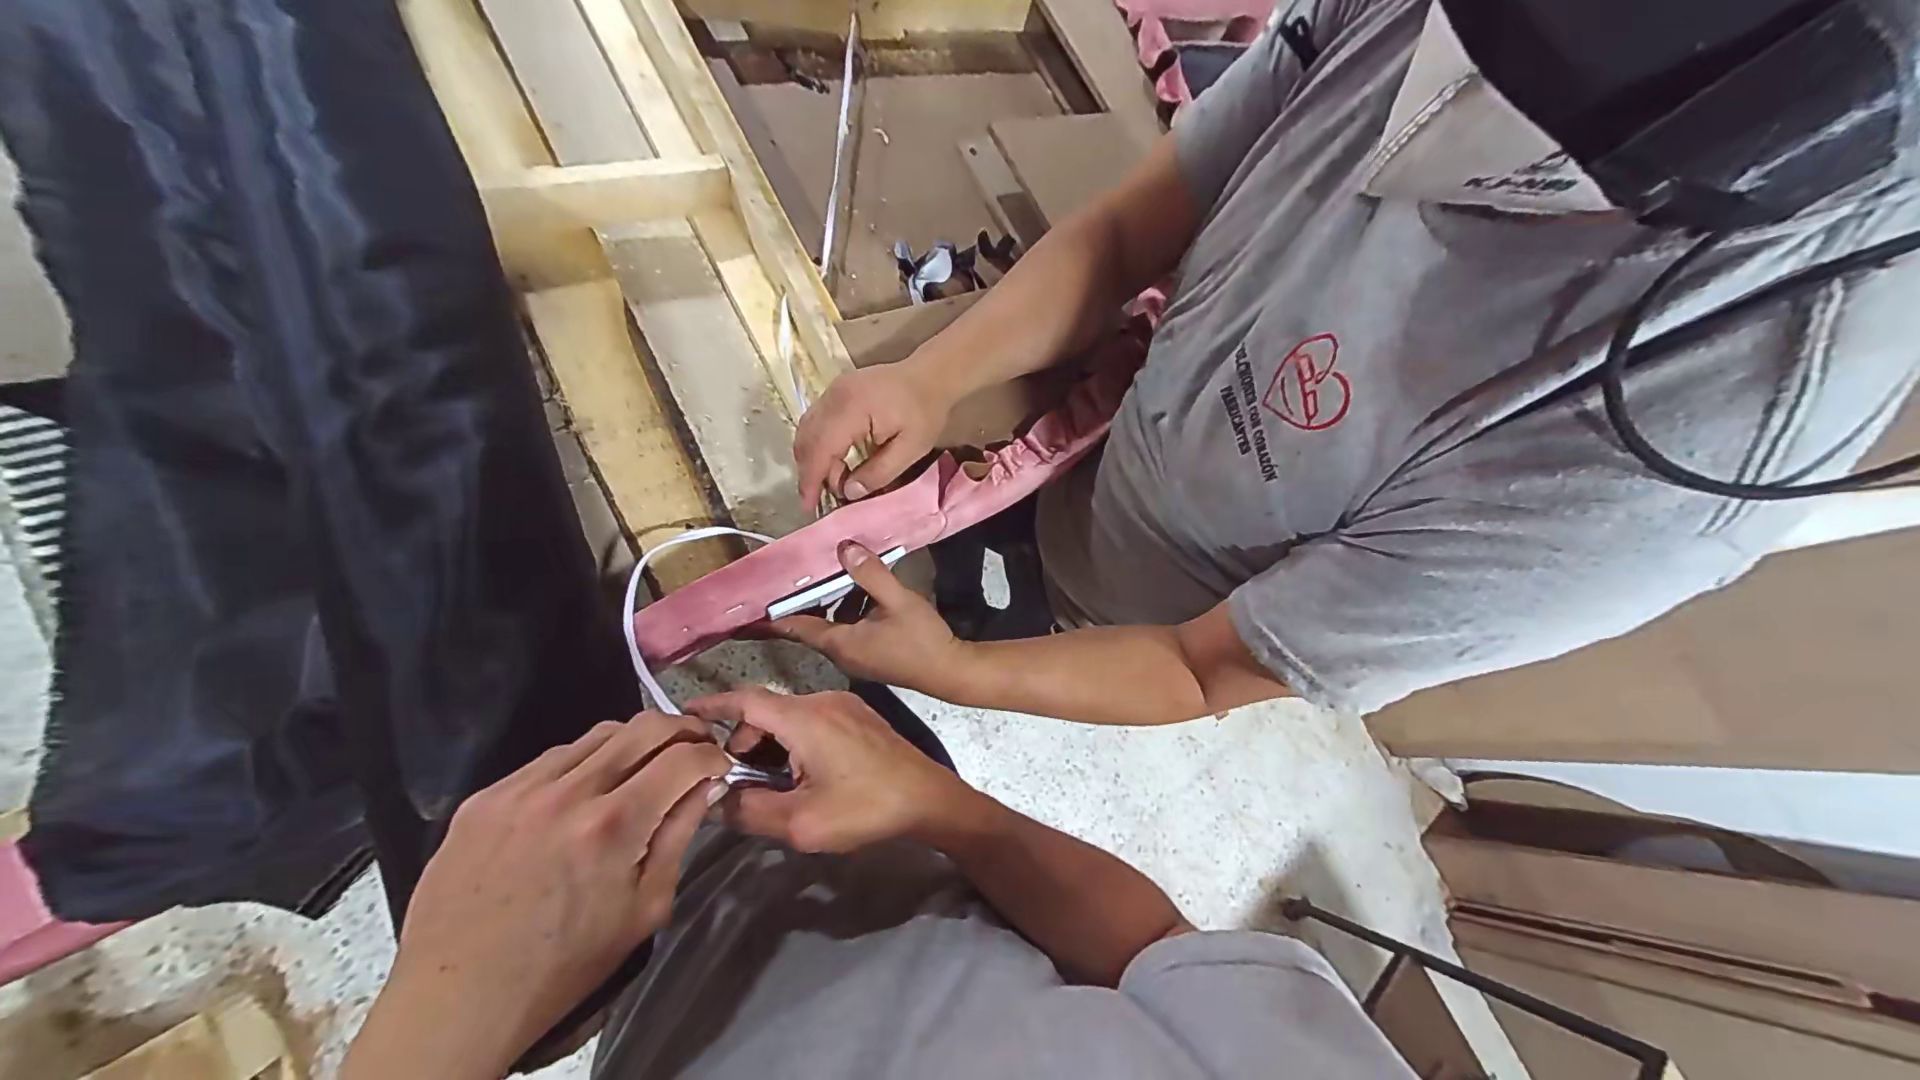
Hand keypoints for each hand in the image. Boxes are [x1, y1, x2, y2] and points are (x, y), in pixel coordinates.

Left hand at [342, 714, 729, 1079]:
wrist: (453, 1002)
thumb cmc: (565, 964)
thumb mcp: (646, 907)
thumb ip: (680, 834)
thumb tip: (706, 785)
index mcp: (612, 826)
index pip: (684, 758)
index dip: (713, 755)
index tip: (720, 766)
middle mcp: (568, 793)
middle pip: (646, 726)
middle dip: (684, 730)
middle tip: (694, 748)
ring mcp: (520, 789)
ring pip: (600, 733)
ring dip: (635, 743)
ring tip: (642, 768)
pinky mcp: (485, 796)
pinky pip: (553, 757)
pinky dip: (586, 762)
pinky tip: (585, 792)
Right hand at [687, 688, 974, 853]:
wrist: (929, 799)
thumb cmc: (866, 809)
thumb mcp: (800, 822)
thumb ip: (749, 810)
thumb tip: (715, 799)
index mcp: (805, 717)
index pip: (745, 700)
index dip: (712, 707)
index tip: (683, 715)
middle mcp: (823, 700)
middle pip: (766, 711)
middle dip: (743, 742)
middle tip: (738, 780)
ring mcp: (845, 705)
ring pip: (789, 716)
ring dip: (770, 744)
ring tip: (770, 783)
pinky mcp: (860, 716)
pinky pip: (813, 720)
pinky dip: (794, 741)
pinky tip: (800, 774)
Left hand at [767, 541, 972, 696]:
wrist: (950, 671)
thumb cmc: (921, 640)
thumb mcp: (898, 601)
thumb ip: (871, 574)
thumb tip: (844, 547)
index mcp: (839, 642)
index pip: (793, 628)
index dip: (767, 619)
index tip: (741, 613)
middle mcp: (840, 652)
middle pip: (808, 624)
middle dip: (797, 601)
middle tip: (786, 575)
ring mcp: (856, 655)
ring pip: (830, 624)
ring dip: (827, 601)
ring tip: (827, 571)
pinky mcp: (870, 653)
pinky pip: (846, 627)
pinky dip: (846, 608)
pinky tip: (861, 588)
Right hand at [794, 361, 954, 506]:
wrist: (932, 375)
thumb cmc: (925, 411)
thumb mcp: (911, 449)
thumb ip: (879, 472)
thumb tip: (849, 492)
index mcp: (851, 409)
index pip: (820, 448)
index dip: (811, 479)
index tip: (809, 506)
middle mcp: (834, 396)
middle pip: (807, 439)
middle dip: (810, 473)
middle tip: (821, 499)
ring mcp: (833, 391)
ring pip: (807, 430)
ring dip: (813, 460)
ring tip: (830, 483)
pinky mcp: (836, 392)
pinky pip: (816, 422)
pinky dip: (818, 445)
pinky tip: (834, 463)